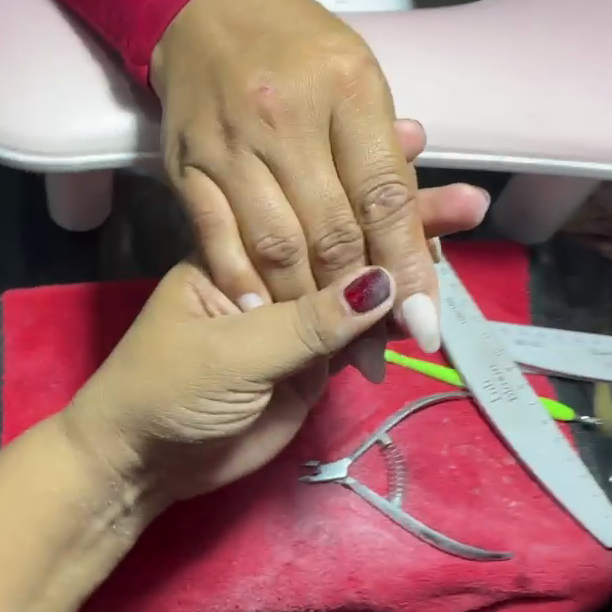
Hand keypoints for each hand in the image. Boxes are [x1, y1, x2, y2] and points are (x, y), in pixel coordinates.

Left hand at [61, 183, 485, 505]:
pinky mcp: (307, 363)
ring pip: (357, 289)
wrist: (145, 462)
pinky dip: (392, 319)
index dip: (355, 185)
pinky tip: (431, 293)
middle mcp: (267, 274)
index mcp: (232, 251)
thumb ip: (305, 322)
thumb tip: (382, 284)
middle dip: (398, 221)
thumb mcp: (231, 353)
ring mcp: (291, 319)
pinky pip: (357, 334)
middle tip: (467, 200)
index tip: (410, 150)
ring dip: (406, 265)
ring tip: (466, 222)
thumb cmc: (165, 392)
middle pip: (340, 242)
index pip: (304, 210)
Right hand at [151, 0, 483, 362]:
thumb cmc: (293, 45)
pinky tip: (262, 316)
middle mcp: (286, 118)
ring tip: (330, 351)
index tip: (424, 324)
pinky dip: (241, 282)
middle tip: (378, 355)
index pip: (385, 195)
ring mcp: (229, 146)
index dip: (409, 266)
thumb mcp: (355, 80)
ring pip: (275, 244)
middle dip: (359, 302)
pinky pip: (215, 237)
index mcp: (346, 88)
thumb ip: (381, 155)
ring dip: (305, 306)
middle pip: (332, 230)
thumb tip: (423, 231)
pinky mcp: (185, 168)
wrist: (199, 13)